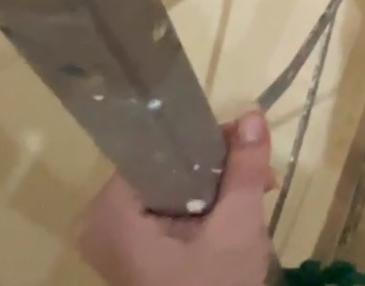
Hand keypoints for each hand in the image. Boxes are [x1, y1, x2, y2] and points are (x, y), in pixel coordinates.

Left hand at [77, 110, 276, 285]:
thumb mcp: (238, 226)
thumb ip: (245, 168)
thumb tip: (253, 112)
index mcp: (113, 216)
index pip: (156, 149)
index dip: (204, 137)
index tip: (245, 141)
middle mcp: (105, 224)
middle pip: (168, 164)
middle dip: (219, 161)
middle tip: (259, 171)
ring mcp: (119, 240)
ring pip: (175, 183)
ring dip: (220, 181)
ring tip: (258, 191)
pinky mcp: (137, 252)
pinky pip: (173, 205)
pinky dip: (208, 202)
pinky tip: (239, 211)